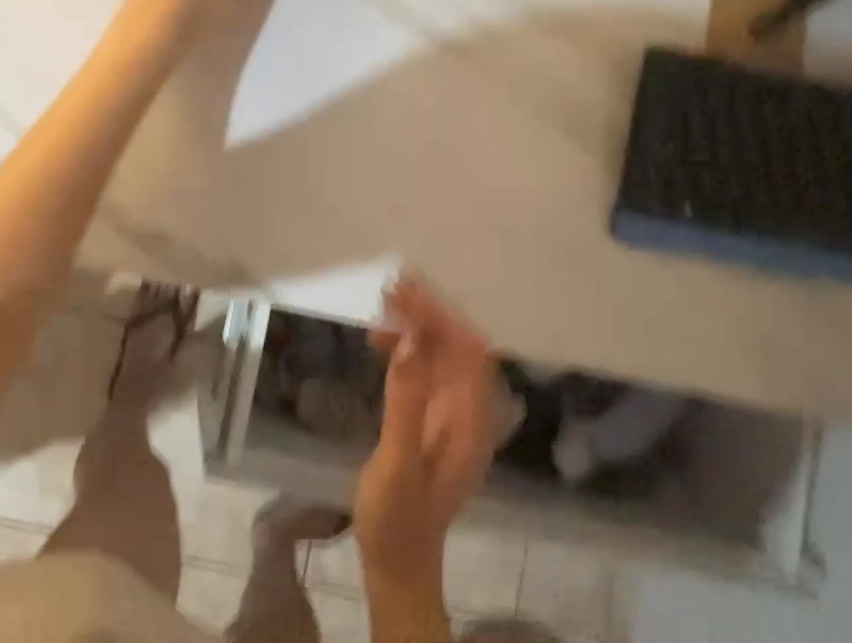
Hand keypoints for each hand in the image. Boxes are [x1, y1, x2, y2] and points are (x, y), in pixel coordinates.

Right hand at [354, 272, 497, 586]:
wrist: (398, 563)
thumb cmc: (396, 519)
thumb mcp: (397, 463)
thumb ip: (406, 403)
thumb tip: (412, 343)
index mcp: (469, 422)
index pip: (468, 352)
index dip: (442, 317)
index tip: (406, 293)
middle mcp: (469, 415)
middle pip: (459, 349)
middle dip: (430, 314)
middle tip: (390, 288)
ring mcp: (452, 419)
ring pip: (443, 358)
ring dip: (419, 328)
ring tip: (383, 305)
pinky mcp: (433, 424)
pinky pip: (428, 374)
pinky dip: (410, 351)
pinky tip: (383, 342)